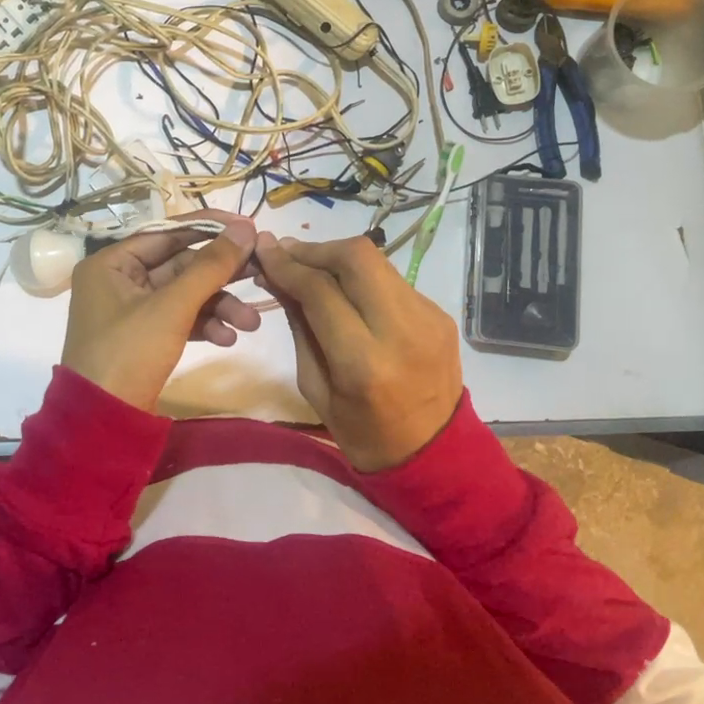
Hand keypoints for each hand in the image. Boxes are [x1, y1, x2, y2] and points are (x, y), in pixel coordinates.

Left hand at [60, 212, 261, 411]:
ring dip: (218, 305)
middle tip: (261, 271)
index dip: (210, 229)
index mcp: (110, 263)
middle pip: (179, 265)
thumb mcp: (172, 307)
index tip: (249, 228)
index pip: (167, 233)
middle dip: (221, 276)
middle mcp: (118, 280)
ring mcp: (131, 311)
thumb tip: (244, 228)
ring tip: (252, 322)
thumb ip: (210, 266)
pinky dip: (204, 325)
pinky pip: (179, 319)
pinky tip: (228, 338)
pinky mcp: (144, 338)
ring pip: (184, 295)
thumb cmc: (129, 353)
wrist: (104, 422)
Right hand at [253, 232, 462, 470]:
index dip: (287, 264)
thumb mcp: (315, 387)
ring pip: (377, 261)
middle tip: (288, 254)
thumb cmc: (362, 432)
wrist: (435, 454)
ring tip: (311, 267)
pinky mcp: (440, 314)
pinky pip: (392, 280)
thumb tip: (279, 279)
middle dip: (316, 249)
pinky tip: (345, 291)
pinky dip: (362, 278)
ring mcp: (427, 318)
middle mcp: (400, 331)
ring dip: (338, 258)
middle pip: (356, 258)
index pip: (320, 291)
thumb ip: (300, 327)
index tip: (263, 249)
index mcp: (363, 362)